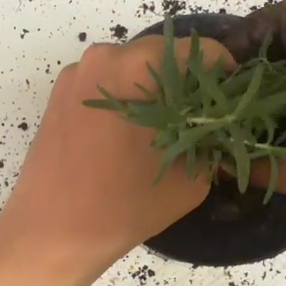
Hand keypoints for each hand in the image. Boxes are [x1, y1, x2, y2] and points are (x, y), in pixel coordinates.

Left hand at [0, 36, 217, 265]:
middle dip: (186, 81)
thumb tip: (219, 130)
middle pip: (161, 55)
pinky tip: (131, 136)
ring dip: (153, 90)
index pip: (198, 53)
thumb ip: (210, 145)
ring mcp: (75, 76)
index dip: (224, 71)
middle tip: (201, 114)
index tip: (233, 95)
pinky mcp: (58, 97)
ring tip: (165, 128)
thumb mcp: (189, 181)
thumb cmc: (123, 206)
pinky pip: (104, 86)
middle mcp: (103, 58)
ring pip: (130, 69)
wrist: (52, 233)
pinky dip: (124, 100)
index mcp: (137, 67)